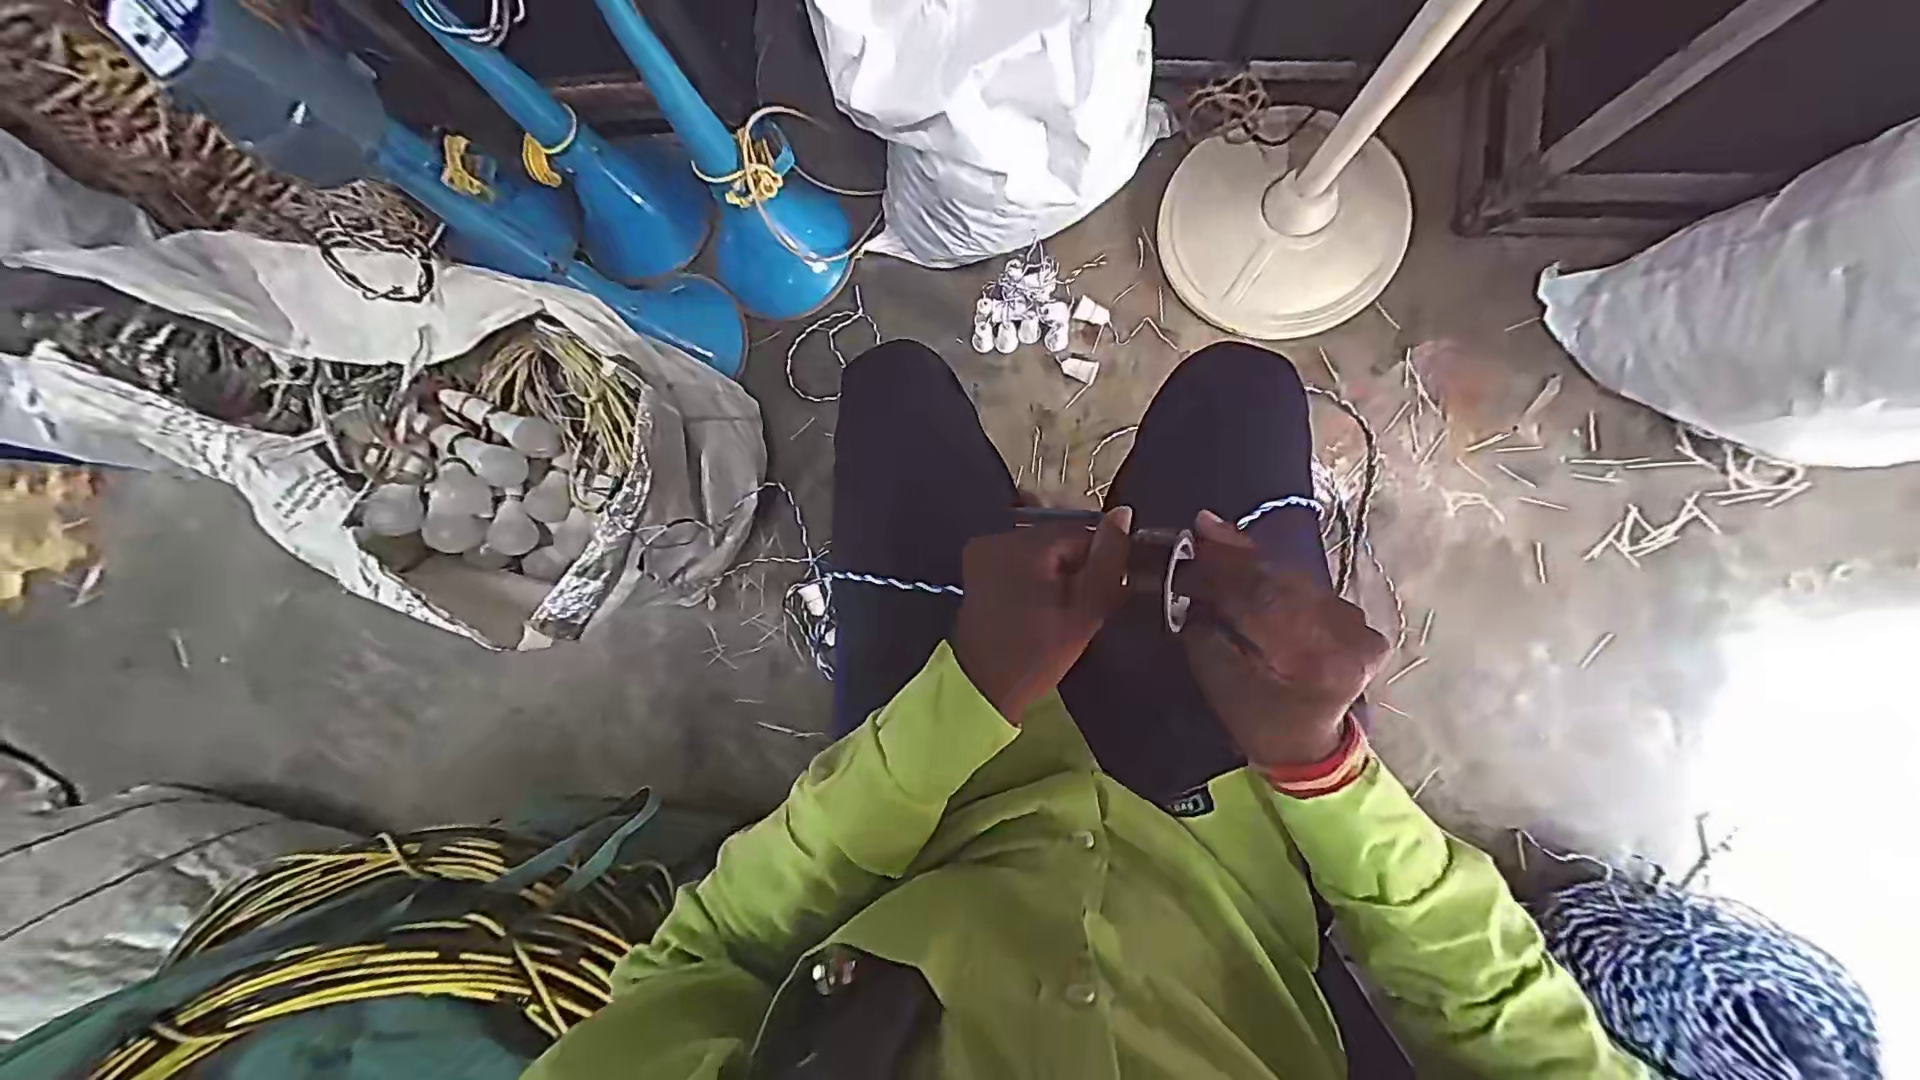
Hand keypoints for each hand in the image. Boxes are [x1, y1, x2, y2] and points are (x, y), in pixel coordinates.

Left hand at [952, 507, 1132, 721]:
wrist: (985, 686)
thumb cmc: (1038, 654)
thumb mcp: (1084, 610)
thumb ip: (1107, 561)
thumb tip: (1123, 514)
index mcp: (1021, 544)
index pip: (1080, 532)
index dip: (1099, 560)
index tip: (1103, 591)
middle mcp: (997, 538)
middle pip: (1057, 538)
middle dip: (1075, 565)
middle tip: (1080, 604)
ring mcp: (982, 551)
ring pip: (1039, 549)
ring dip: (1055, 571)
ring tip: (1058, 607)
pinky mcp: (976, 567)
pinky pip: (1018, 559)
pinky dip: (1033, 575)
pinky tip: (1036, 604)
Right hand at [1181, 511, 1389, 765]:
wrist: (1305, 744)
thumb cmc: (1255, 717)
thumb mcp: (1217, 680)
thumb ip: (1204, 628)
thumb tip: (1192, 576)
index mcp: (1310, 660)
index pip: (1259, 598)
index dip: (1219, 574)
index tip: (1184, 559)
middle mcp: (1345, 638)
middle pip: (1281, 581)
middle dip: (1234, 556)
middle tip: (1199, 531)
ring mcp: (1359, 628)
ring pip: (1295, 578)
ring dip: (1253, 557)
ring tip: (1214, 535)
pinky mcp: (1361, 622)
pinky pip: (1309, 586)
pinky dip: (1276, 570)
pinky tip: (1247, 553)